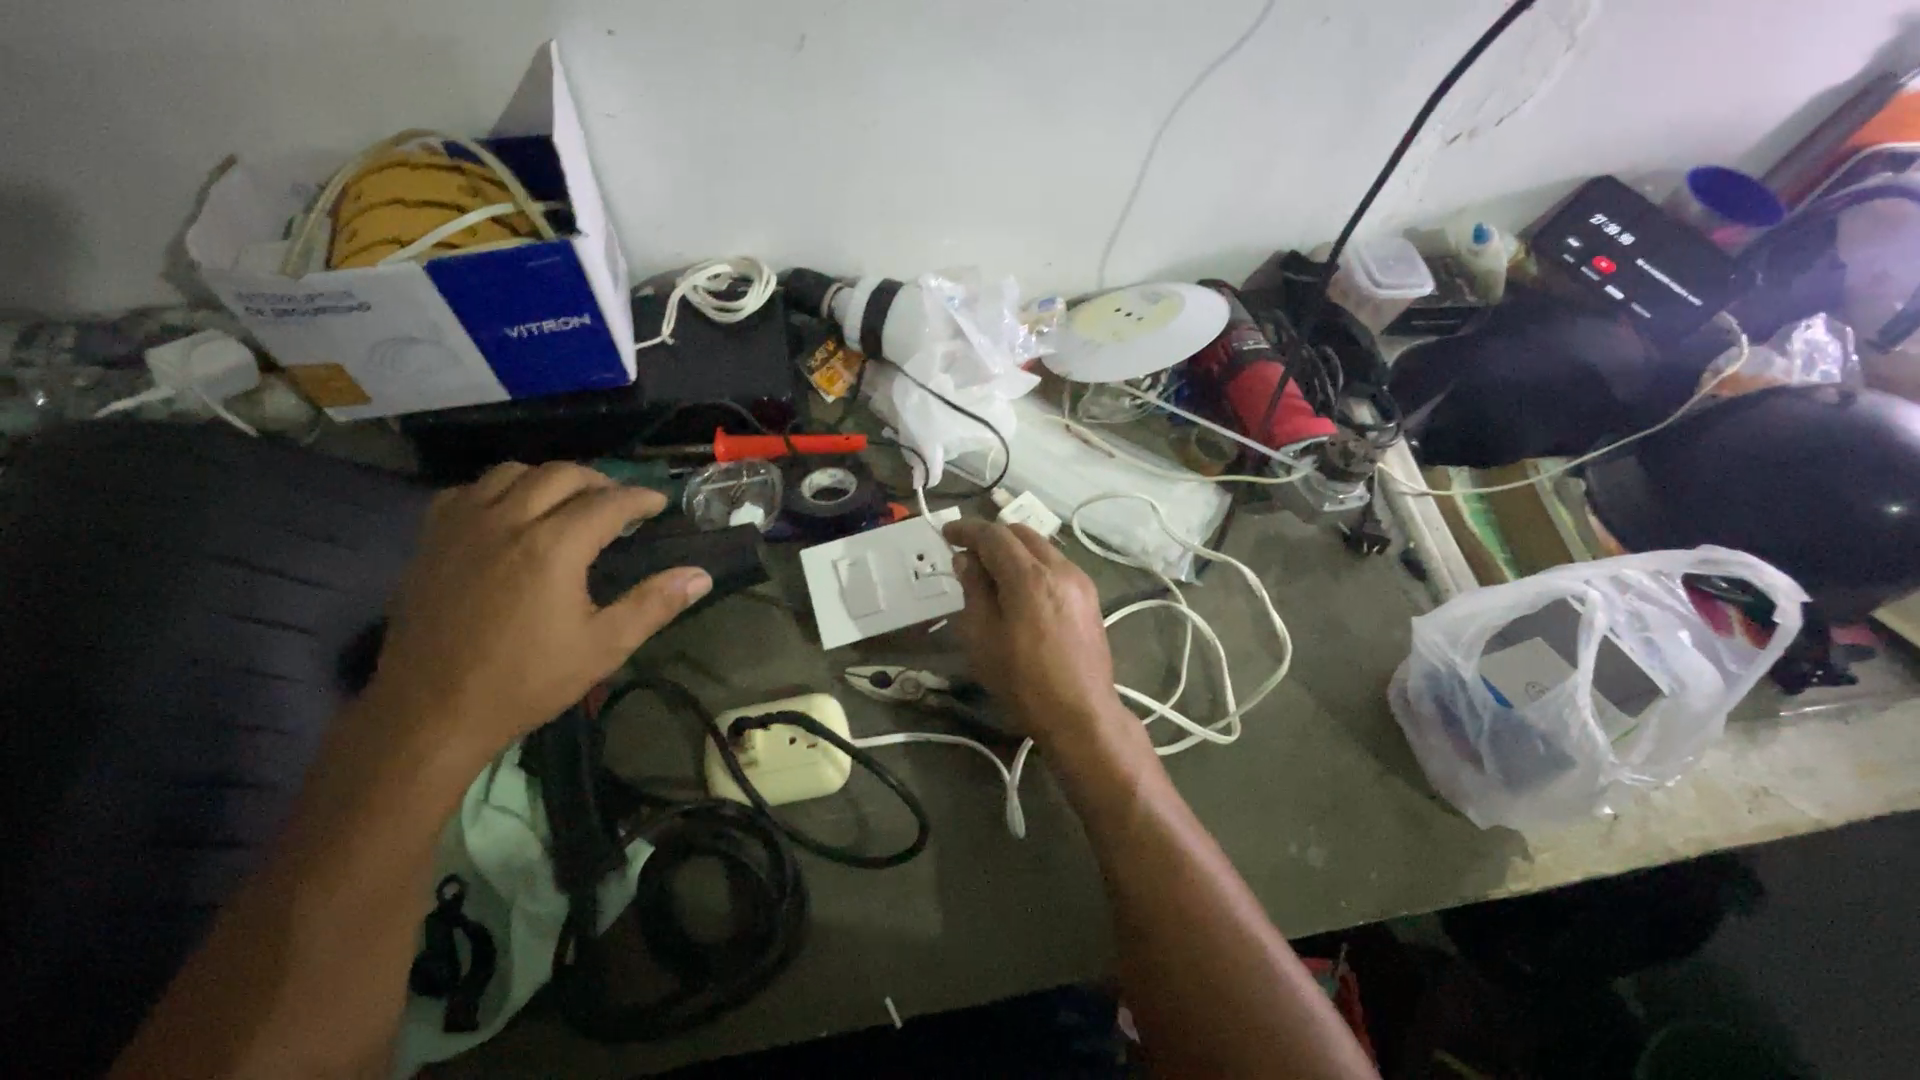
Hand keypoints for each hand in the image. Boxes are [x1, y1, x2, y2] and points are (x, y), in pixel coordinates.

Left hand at [367, 462, 711, 754]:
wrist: (433, 709)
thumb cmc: (526, 681)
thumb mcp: (602, 648)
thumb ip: (653, 604)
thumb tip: (700, 575)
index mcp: (553, 547)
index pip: (608, 502)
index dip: (639, 498)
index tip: (658, 503)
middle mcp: (508, 520)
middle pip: (562, 475)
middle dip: (599, 481)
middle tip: (618, 503)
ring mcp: (463, 525)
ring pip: (512, 472)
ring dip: (548, 479)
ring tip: (566, 502)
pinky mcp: (432, 538)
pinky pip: (468, 491)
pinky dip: (498, 491)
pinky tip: (509, 514)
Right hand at [943, 520, 1141, 753]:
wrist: (1081, 714)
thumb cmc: (1024, 682)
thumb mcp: (983, 638)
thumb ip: (974, 591)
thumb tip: (967, 561)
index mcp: (1030, 577)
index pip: (993, 535)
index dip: (967, 530)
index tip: (947, 533)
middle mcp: (1060, 569)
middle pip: (1021, 534)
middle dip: (991, 536)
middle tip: (967, 553)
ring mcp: (1080, 581)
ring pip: (1042, 547)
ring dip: (1014, 550)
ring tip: (992, 573)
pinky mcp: (1090, 597)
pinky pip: (1056, 566)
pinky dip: (1033, 565)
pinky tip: (1020, 589)